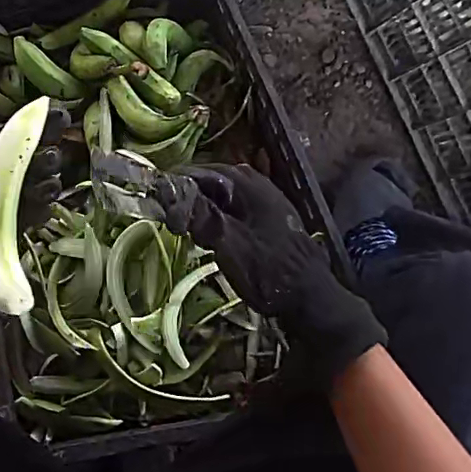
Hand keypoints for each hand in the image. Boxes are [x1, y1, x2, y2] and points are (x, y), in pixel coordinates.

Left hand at [0, 100, 64, 345]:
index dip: (22, 124)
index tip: (53, 112)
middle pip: (13, 161)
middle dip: (39, 147)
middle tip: (64, 135)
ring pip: (23, 187)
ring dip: (41, 177)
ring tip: (55, 171)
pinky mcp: (1, 238)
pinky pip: (25, 216)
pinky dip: (38, 207)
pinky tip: (48, 202)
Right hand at [180, 164, 384, 389]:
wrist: (311, 298)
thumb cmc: (267, 269)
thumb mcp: (226, 242)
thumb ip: (197, 213)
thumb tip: (166, 190)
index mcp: (243, 180)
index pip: (194, 173)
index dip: (173, 191)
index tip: (158, 211)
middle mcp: (255, 181)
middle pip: (207, 183)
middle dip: (187, 201)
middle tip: (173, 224)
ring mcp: (265, 198)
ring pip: (219, 197)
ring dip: (202, 212)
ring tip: (189, 233)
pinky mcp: (268, 216)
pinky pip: (233, 209)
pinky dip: (218, 220)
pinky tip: (212, 240)